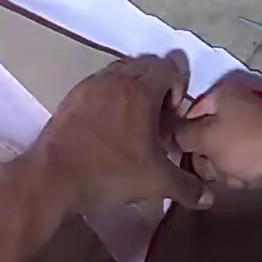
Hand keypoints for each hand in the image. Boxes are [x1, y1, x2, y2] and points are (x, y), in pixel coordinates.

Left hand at [27, 54, 212, 213]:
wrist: (51, 179)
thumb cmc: (109, 173)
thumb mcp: (156, 182)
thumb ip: (187, 186)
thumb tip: (210, 197)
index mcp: (141, 91)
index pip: (170, 67)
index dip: (179, 87)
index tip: (173, 116)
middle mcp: (117, 80)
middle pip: (147, 64)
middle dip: (159, 84)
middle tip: (159, 116)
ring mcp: (91, 85)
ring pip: (122, 70)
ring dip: (134, 87)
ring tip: (135, 119)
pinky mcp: (72, 97)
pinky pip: (100, 83)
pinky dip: (112, 94)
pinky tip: (109, 125)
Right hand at [173, 80, 261, 198]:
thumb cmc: (247, 145)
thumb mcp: (206, 137)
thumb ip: (179, 134)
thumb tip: (162, 133)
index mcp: (222, 94)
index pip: (185, 114)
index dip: (179, 137)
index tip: (177, 155)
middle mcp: (235, 106)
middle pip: (201, 136)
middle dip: (204, 157)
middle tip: (213, 166)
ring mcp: (248, 128)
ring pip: (216, 153)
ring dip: (220, 169)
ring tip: (233, 173)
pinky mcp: (259, 149)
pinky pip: (235, 162)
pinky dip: (237, 173)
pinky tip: (246, 178)